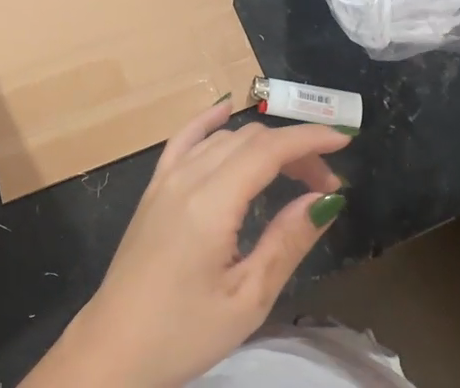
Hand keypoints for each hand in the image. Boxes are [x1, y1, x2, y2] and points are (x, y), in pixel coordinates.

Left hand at [22, 100, 350, 387]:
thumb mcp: (248, 297)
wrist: (113, 348)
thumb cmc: (184, 331)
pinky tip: (225, 111)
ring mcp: (164, 180)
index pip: (268, 151)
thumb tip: (325, 198)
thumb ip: (287, 241)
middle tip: (326, 184)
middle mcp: (186, 178)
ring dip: (262, 144)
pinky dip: (209, 122)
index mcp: (211, 203)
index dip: (309, 140)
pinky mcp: (153, 190)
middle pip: (248, 140)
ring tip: (296, 173)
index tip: (345, 141)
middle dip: (293, 150)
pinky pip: (184, 140)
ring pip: (222, 139)